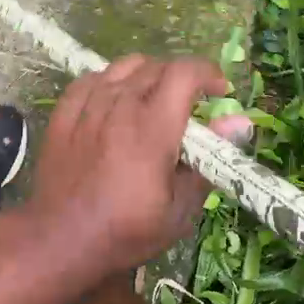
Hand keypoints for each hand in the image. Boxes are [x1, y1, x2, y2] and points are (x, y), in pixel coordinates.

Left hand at [23, 55, 252, 278]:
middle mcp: (120, 104)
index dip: (207, 72)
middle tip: (190, 106)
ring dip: (148, 75)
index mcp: (152, 127)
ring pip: (124, 66)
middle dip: (181, 78)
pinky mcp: (64, 110)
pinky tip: (116, 102)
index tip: (220, 90)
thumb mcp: (180, 208)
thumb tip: (240, 122)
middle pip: (156, 67)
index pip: (184, 73)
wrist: (62, 236)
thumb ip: (210, 159)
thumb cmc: (127, 230)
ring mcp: (88, 104)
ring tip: (155, 100)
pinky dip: (112, 81)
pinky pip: (92, 77)